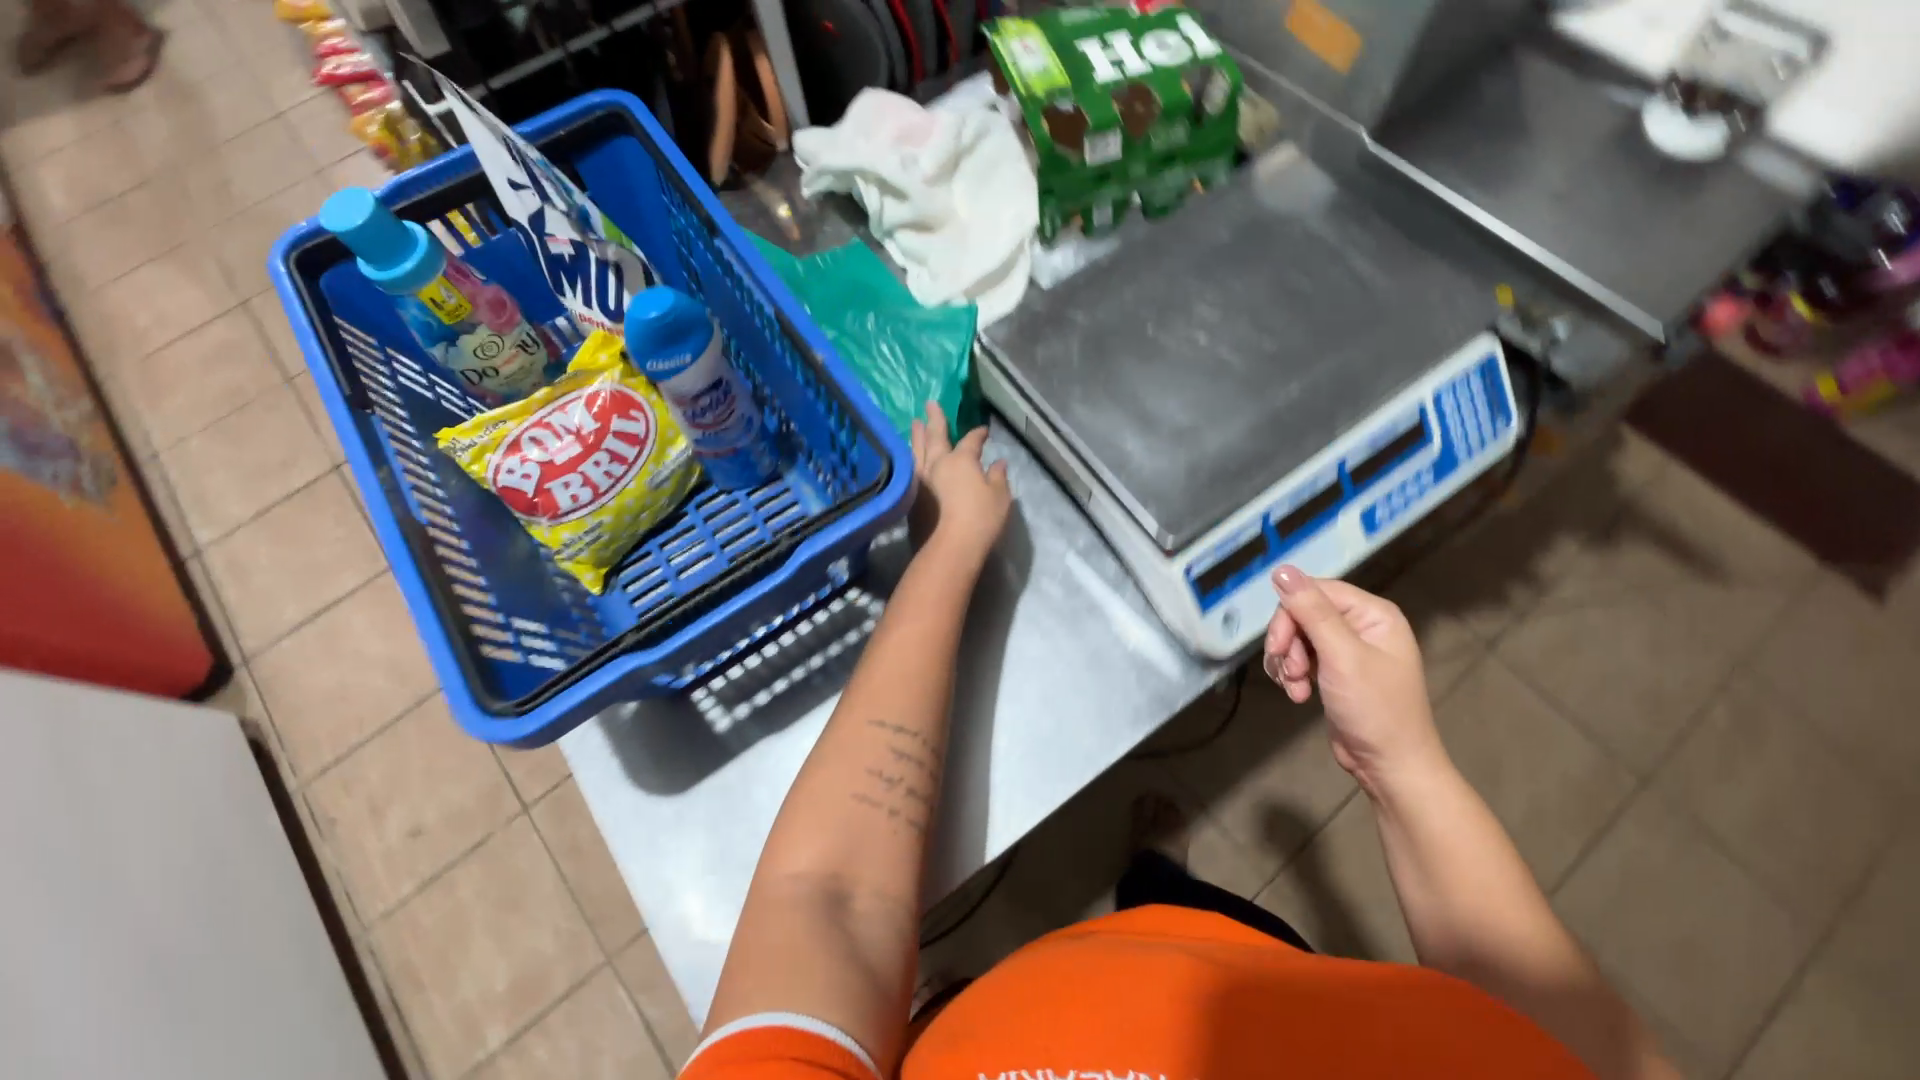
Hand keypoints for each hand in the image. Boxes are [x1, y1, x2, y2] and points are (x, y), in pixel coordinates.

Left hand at [909, 403, 1010, 562]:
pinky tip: (911, 457)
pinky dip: (911, 457)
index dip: (978, 434)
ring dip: (917, 435)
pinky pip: (910, 468)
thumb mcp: (1000, 496)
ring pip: (917, 450)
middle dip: (935, 419)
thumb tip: (998, 463)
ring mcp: (920, 479)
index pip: (971, 440)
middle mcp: (937, 463)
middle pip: (935, 436)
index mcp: (961, 460)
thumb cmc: (981, 518)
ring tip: (915, 423)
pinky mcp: (911, 496)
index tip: (983, 430)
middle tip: (929, 404)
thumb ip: (998, 477)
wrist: (951, 546)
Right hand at [1262, 566, 1447, 792]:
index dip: (1290, 614)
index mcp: (1373, 614)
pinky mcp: (1335, 672)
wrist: (1389, 766)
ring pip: (1297, 637)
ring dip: (1287, 662)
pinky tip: (1297, 695)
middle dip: (1288, 643)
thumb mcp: (1342, 657)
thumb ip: (1311, 611)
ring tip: (1294, 688)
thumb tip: (1281, 569)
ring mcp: (1348, 650)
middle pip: (1303, 614)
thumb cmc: (1375, 709)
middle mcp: (1362, 625)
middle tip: (1288, 672)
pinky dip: (1291, 675)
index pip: (1316, 591)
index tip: (1277, 646)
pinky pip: (1301, 658)